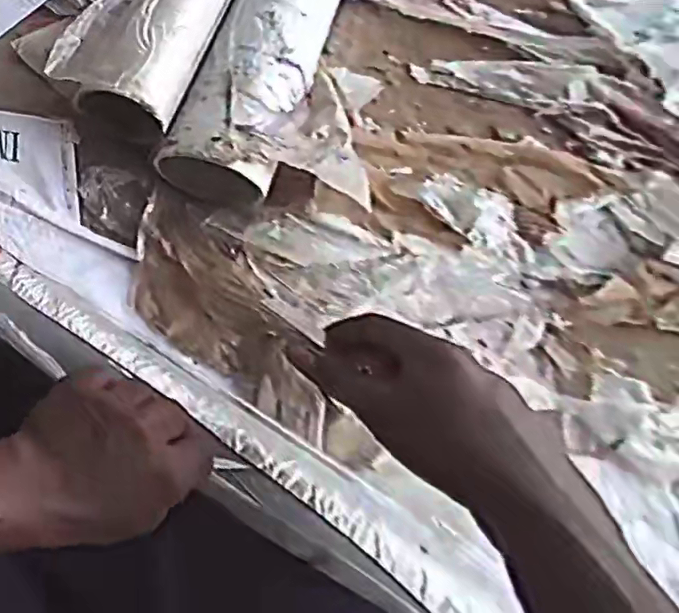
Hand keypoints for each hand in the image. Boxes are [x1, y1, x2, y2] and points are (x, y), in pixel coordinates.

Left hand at [9, 369, 212, 545]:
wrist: (38, 483)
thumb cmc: (89, 510)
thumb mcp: (147, 513)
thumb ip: (171, 482)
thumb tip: (180, 463)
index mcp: (167, 470)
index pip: (201, 447)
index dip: (194, 447)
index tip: (186, 448)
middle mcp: (144, 431)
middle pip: (174, 411)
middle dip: (170, 421)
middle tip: (158, 428)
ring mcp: (111, 405)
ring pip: (142, 389)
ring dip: (141, 401)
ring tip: (130, 412)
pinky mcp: (82, 387)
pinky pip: (106, 374)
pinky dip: (109, 383)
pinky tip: (104, 395)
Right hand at [292, 315, 579, 510]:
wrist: (536, 507)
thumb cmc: (443, 445)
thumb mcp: (372, 408)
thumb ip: (331, 375)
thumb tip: (295, 349)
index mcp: (434, 352)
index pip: (375, 324)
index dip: (341, 333)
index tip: (323, 349)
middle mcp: (472, 364)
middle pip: (409, 348)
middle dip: (372, 359)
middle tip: (350, 377)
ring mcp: (505, 395)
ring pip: (441, 376)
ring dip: (407, 383)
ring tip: (390, 408)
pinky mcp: (527, 425)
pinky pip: (469, 401)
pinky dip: (441, 405)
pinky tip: (436, 433)